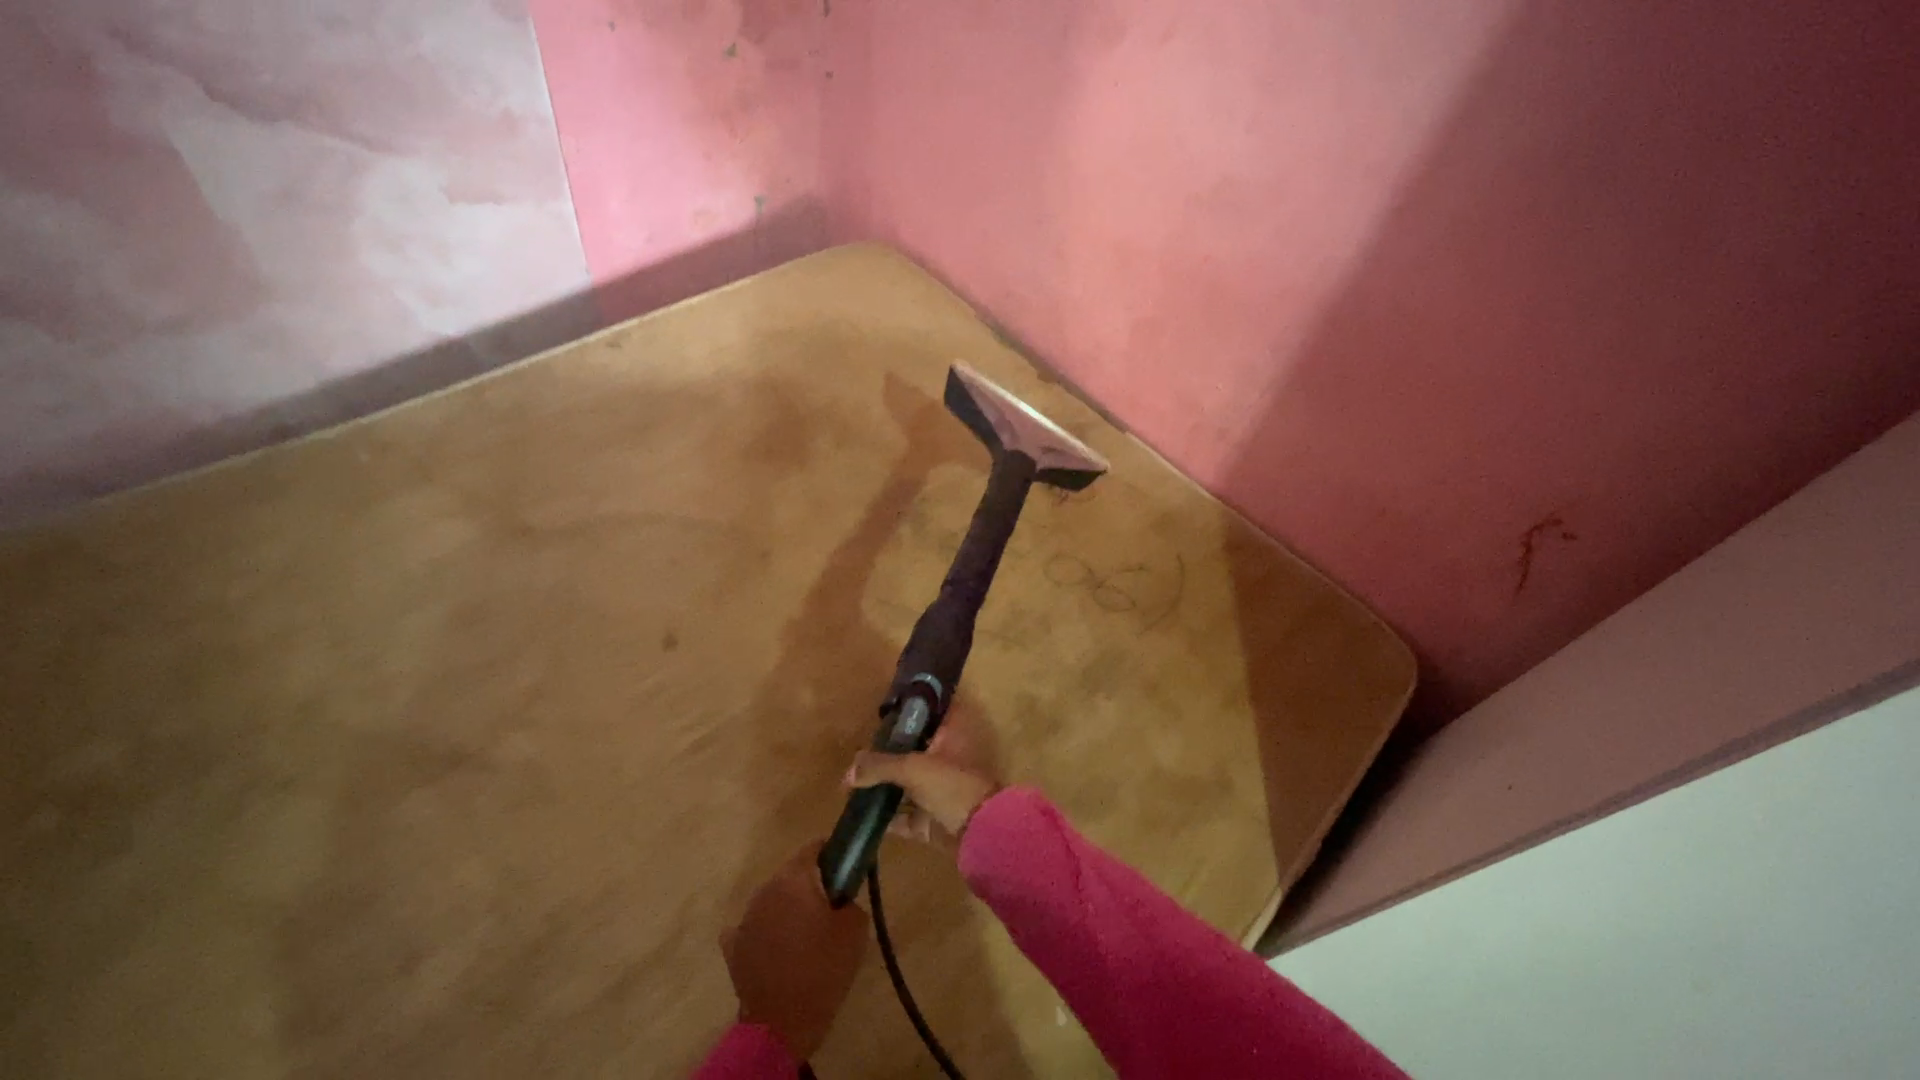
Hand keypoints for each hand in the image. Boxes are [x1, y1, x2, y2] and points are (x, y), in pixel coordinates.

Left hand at [721, 843, 869, 1060]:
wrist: (783, 1021)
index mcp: (794, 879)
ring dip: (788, 909)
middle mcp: (765, 890)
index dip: (832, 855)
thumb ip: (849, 899)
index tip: (845, 872)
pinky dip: (767, 934)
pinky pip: (754, 928)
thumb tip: (838, 896)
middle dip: (810, 885)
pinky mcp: (733, 945)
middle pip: (792, 875)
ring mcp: (745, 917)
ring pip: (773, 900)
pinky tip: (778, 951)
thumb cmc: (824, 968)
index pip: (814, 848)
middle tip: (830, 910)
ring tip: (805, 937)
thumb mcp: (855, 928)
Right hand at [846, 718, 1002, 846]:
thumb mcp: (912, 768)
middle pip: (916, 747)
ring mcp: (941, 790)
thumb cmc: (952, 786)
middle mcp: (947, 758)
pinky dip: (887, 817)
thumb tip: (848, 772)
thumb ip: (879, 766)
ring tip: (854, 781)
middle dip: (891, 750)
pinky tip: (862, 816)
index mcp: (952, 734)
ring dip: (886, 785)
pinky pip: (905, 816)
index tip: (889, 706)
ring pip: (909, 783)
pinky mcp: (933, 819)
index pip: (935, 709)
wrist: (981, 835)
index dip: (915, 705)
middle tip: (862, 747)